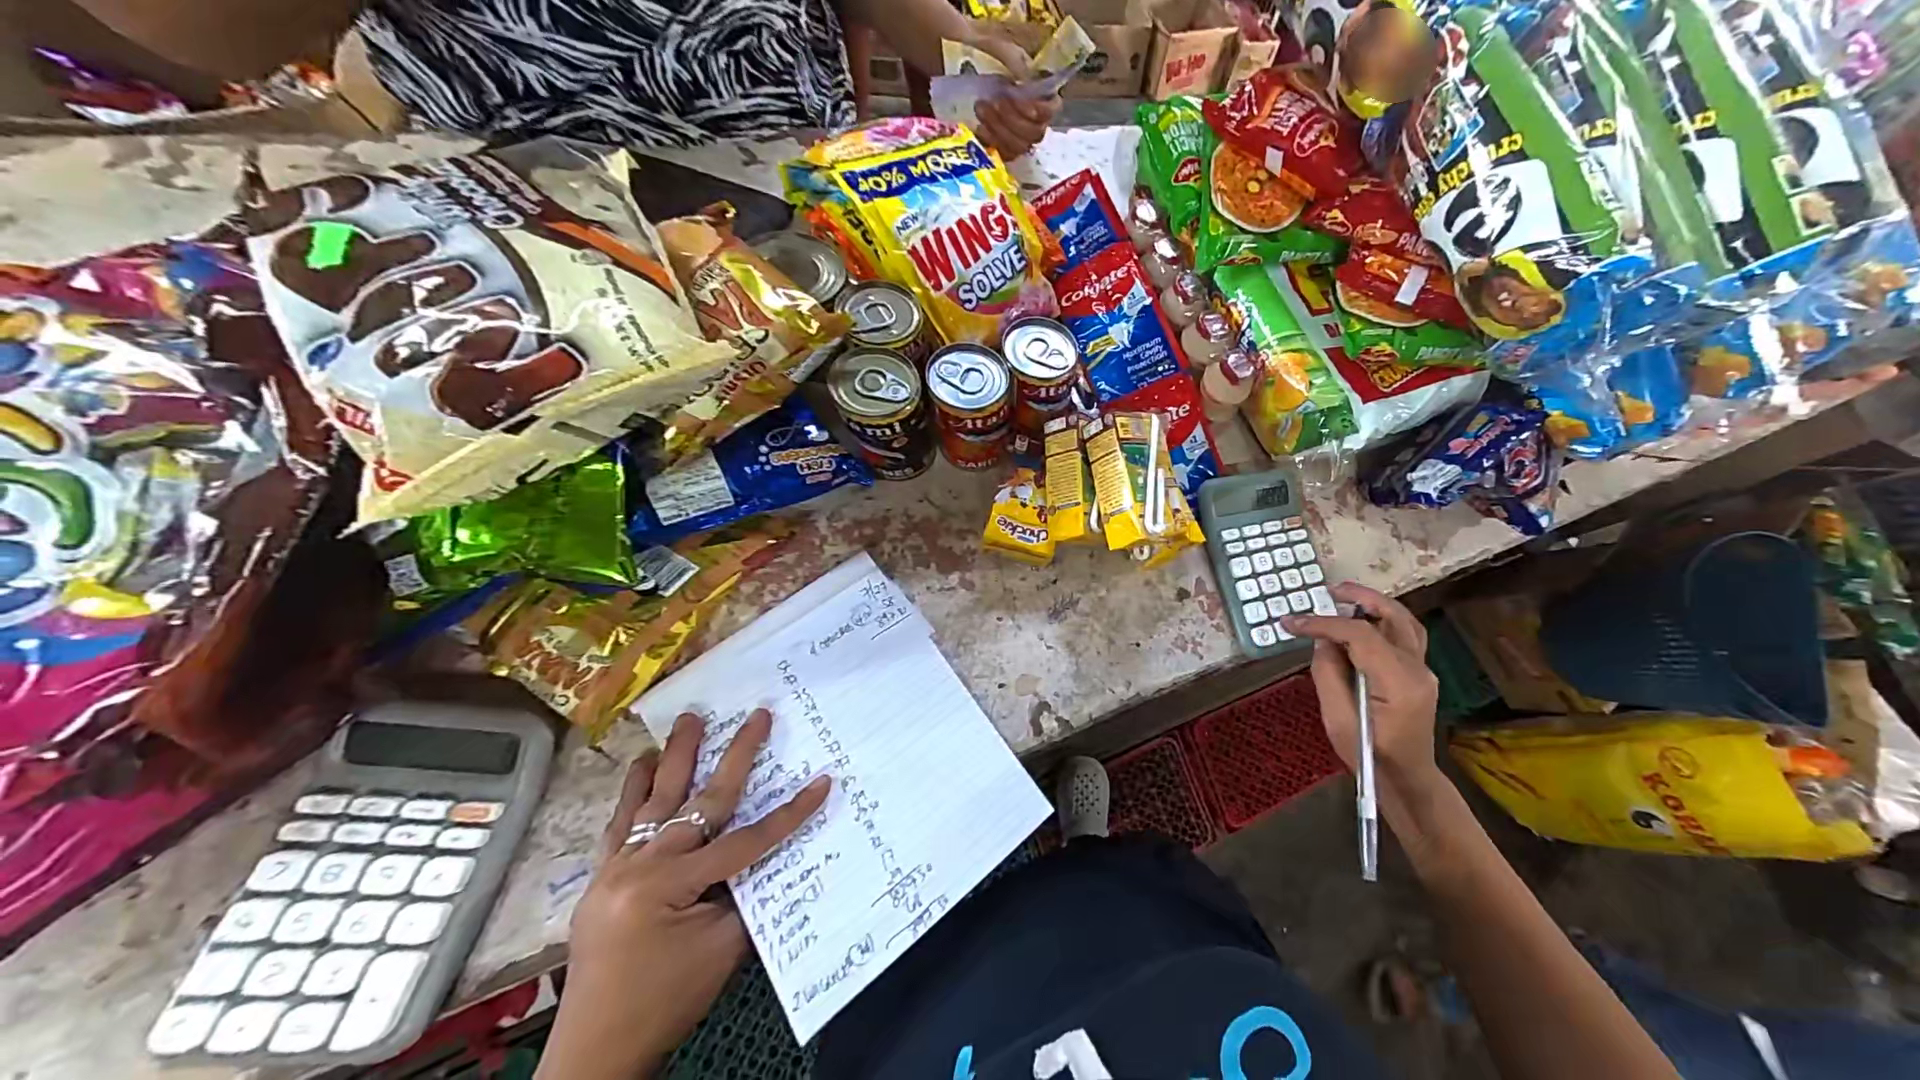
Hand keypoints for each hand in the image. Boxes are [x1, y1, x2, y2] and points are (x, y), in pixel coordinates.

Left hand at [536, 711, 830, 1079]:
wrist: (596, 1050)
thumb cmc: (664, 1002)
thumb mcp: (720, 953)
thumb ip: (746, 896)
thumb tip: (769, 855)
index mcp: (669, 884)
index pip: (744, 842)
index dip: (788, 814)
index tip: (820, 783)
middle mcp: (637, 864)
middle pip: (698, 801)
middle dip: (734, 756)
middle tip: (755, 717)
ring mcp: (614, 867)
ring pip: (653, 800)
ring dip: (676, 758)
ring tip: (689, 721)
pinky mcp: (602, 876)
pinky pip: (619, 824)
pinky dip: (632, 793)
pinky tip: (641, 767)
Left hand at [965, 20, 1058, 159]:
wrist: (963, 61)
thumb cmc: (986, 49)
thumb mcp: (1000, 44)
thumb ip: (1015, 60)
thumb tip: (1024, 77)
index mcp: (1041, 90)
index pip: (1053, 109)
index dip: (1041, 109)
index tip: (1018, 97)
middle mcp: (1035, 117)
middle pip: (1035, 132)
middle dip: (1012, 119)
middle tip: (994, 102)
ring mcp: (1019, 134)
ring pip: (1019, 146)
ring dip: (1000, 130)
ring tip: (981, 109)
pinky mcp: (1004, 145)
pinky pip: (1004, 154)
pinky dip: (992, 141)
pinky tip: (980, 127)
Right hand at [1280, 583, 1440, 791]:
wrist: (1405, 779)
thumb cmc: (1369, 756)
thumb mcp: (1338, 720)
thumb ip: (1328, 675)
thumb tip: (1321, 642)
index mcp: (1398, 683)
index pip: (1361, 636)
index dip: (1324, 624)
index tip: (1292, 622)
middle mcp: (1417, 670)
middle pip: (1394, 618)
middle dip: (1362, 598)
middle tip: (1330, 590)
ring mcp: (1423, 671)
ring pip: (1404, 623)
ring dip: (1376, 605)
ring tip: (1345, 597)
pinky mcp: (1418, 674)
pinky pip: (1404, 636)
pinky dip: (1382, 620)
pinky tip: (1361, 621)